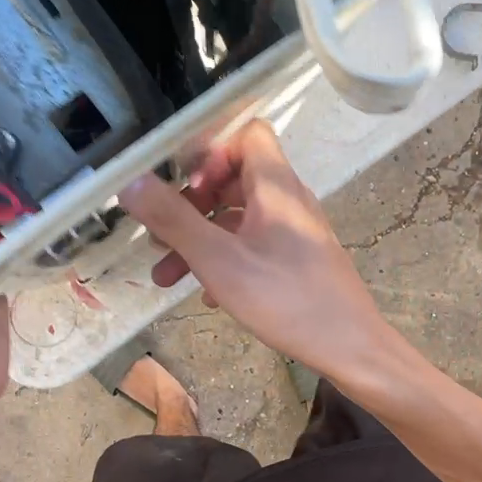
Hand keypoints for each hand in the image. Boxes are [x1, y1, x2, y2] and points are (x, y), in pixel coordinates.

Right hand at [119, 121, 392, 383]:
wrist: (351, 348)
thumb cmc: (286, 299)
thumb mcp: (219, 260)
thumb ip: (174, 220)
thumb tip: (130, 182)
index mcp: (274, 186)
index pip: (246, 134)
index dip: (210, 149)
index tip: (181, 182)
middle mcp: (288, 200)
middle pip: (234, 180)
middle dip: (191, 205)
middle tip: (161, 234)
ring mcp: (296, 232)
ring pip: (239, 220)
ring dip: (201, 241)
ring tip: (166, 277)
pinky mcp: (299, 261)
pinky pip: (254, 247)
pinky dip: (227, 261)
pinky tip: (208, 296)